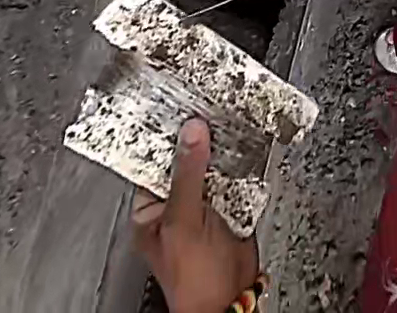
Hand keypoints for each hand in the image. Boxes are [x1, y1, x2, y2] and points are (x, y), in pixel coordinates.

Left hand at [132, 119, 259, 312]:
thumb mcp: (183, 221)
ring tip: (227, 111)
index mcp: (151, 207)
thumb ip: (187, 175)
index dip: (165, 133)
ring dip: (222, 142)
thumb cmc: (194, 279)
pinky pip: (234, 169)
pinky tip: (245, 138)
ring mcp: (204, 198)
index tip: (177, 104)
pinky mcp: (230, 198)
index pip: (154, 159)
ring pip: (212, 159)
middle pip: (186, 155)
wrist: (231, 300)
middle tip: (208, 102)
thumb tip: (191, 132)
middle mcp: (176, 200)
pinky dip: (241, 155)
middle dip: (198, 133)